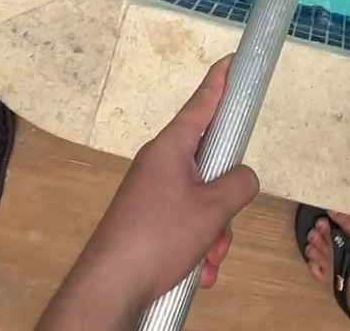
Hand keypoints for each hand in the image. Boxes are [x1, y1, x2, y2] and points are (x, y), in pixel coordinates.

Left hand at [40, 58, 259, 330]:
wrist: (107, 290)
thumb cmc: (159, 237)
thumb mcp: (213, 210)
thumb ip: (240, 184)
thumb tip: (242, 179)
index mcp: (172, 146)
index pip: (203, 101)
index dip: (222, 79)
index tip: (233, 59)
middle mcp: (160, 162)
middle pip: (209, 162)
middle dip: (226, 197)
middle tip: (228, 221)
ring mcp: (151, 192)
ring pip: (200, 198)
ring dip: (214, 230)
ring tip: (209, 260)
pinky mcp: (146, 220)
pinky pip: (184, 223)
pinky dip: (197, 245)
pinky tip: (197, 272)